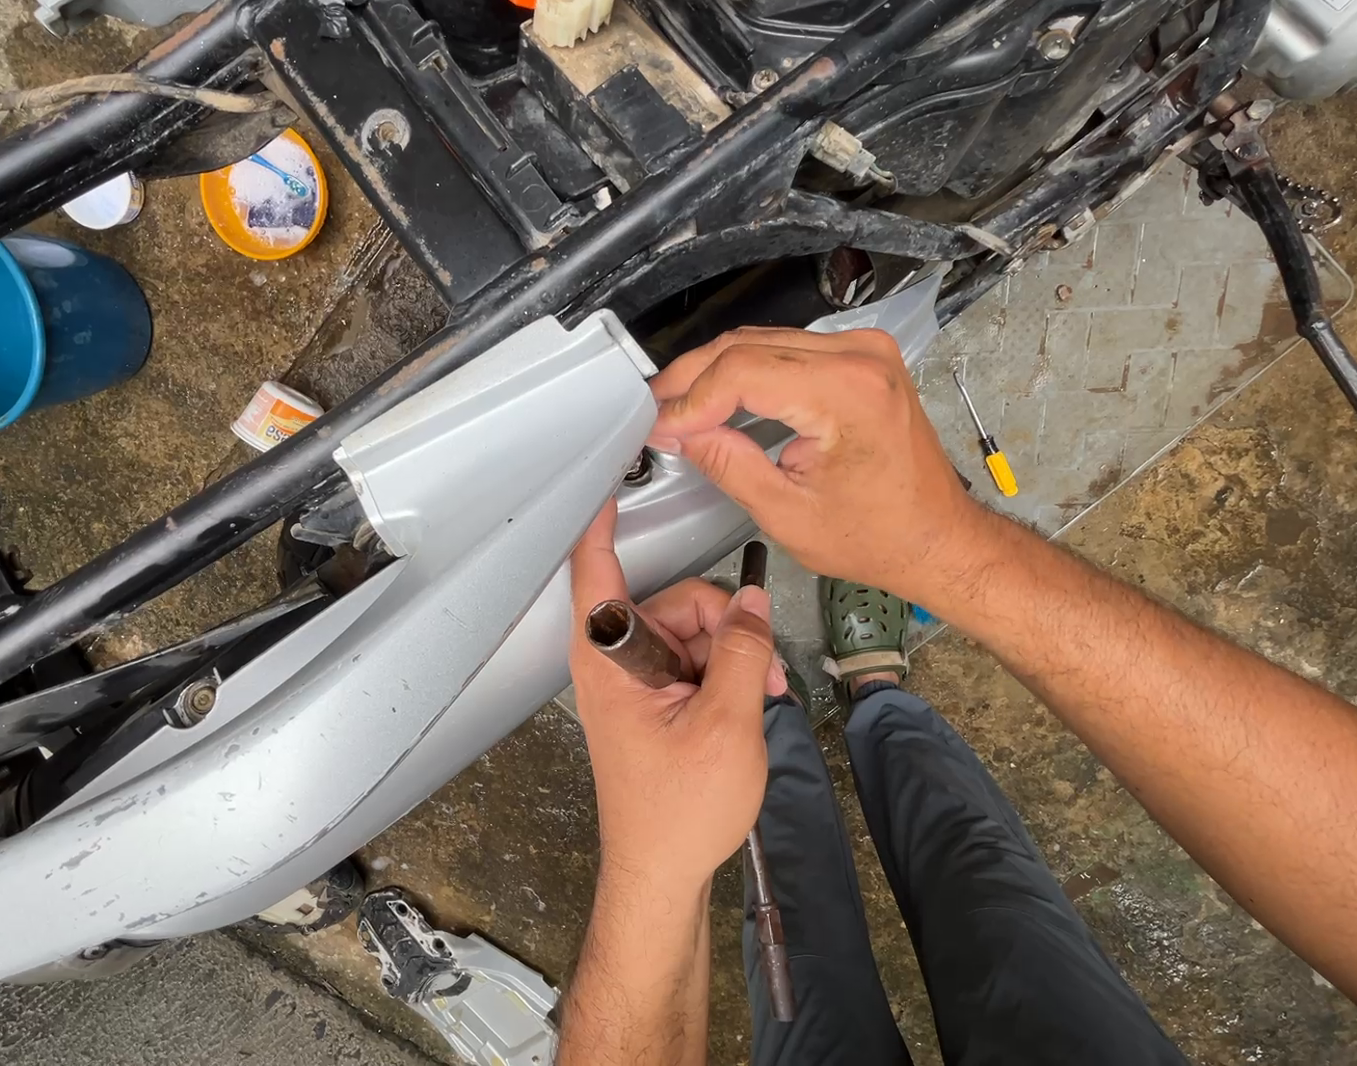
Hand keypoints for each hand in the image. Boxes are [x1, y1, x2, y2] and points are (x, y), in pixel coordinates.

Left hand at [568, 502, 783, 893]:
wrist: (663, 872)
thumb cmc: (677, 813)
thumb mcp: (725, 724)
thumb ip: (740, 652)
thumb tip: (754, 603)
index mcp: (610, 659)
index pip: (596, 572)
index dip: (600, 523)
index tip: (609, 483)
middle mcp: (616, 660)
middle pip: (675, 600)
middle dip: (726, 626)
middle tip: (760, 670)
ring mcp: (636, 680)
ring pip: (692, 629)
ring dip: (733, 654)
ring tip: (759, 699)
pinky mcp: (654, 697)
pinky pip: (692, 658)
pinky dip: (723, 672)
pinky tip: (747, 702)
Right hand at [647, 326, 992, 612]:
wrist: (935, 537)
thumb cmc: (880, 534)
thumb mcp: (786, 512)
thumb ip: (726, 463)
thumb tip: (681, 432)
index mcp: (848, 393)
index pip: (741, 372)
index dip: (690, 400)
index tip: (661, 426)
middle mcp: (860, 358)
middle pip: (747, 347)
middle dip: (692, 378)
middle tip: (656, 408)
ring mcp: (864, 352)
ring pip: (761, 341)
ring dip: (714, 372)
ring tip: (677, 405)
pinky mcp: (860, 359)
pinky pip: (785, 349)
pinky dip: (745, 371)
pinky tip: (717, 395)